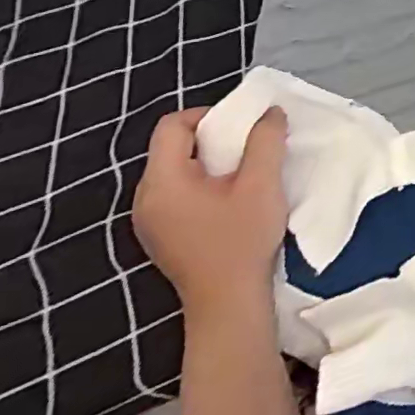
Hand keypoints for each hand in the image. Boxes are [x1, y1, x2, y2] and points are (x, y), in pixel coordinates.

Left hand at [134, 106, 288, 319]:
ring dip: (209, 162)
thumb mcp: (262, 184)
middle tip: (249, 148)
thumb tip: (270, 112)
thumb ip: (265, 141)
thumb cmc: (242, 239)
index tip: (243, 128)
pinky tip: (230, 200)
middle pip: (172, 147)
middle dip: (212, 139)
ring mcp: (149, 219)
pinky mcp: (162, 234)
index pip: (171, 126)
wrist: (228, 302)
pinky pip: (178, 193)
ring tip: (244, 173)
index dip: (208, 116)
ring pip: (176, 170)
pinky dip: (203, 184)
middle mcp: (145, 198)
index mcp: (162, 181)